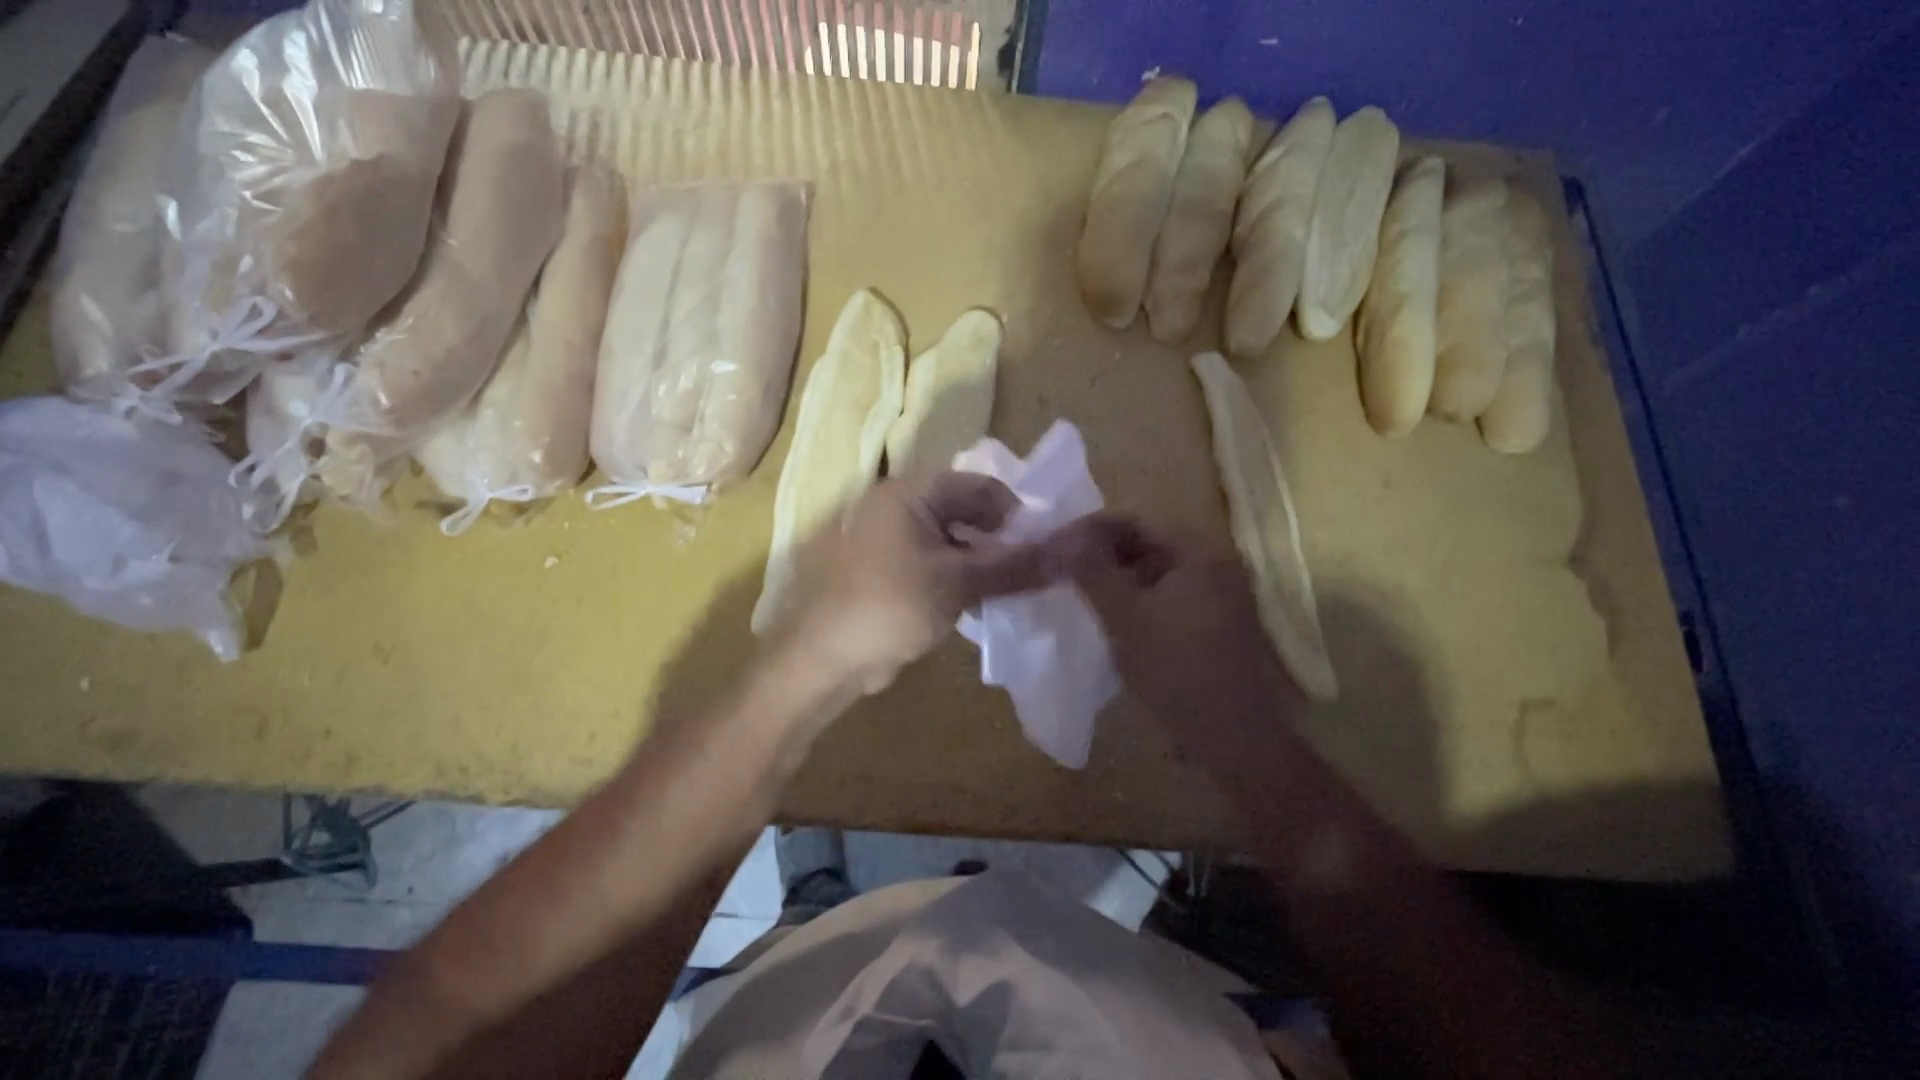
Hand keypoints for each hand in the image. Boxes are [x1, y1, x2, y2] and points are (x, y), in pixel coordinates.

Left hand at [782, 471, 1054, 692]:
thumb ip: (1016, 565)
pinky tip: (985, 606)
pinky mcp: (891, 574)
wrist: (827, 659)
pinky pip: (938, 566)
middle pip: (969, 512)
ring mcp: (892, 542)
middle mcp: (900, 507)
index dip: (1018, 514)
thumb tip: (1072, 551)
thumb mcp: (959, 583)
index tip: (1046, 549)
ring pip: (955, 542)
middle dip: (1003, 541)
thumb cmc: (891, 606)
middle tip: (1035, 573)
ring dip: (986, 564)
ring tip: (1016, 592)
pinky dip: (963, 581)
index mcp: (911, 493)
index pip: (982, 485)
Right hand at [1050, 514, 1305, 749]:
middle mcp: (1216, 563)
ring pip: (1155, 574)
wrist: (1233, 739)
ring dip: (1116, 580)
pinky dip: (1137, 601)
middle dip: (1101, 556)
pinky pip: (1167, 598)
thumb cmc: (1177, 672)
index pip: (1135, 522)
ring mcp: (1220, 595)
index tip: (1053, 548)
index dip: (1089, 531)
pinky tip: (1109, 620)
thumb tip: (1061, 536)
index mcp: (1201, 551)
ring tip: (1077, 594)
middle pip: (1147, 545)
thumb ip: (1092, 571)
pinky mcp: (1215, 624)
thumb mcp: (1126, 618)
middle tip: (1059, 572)